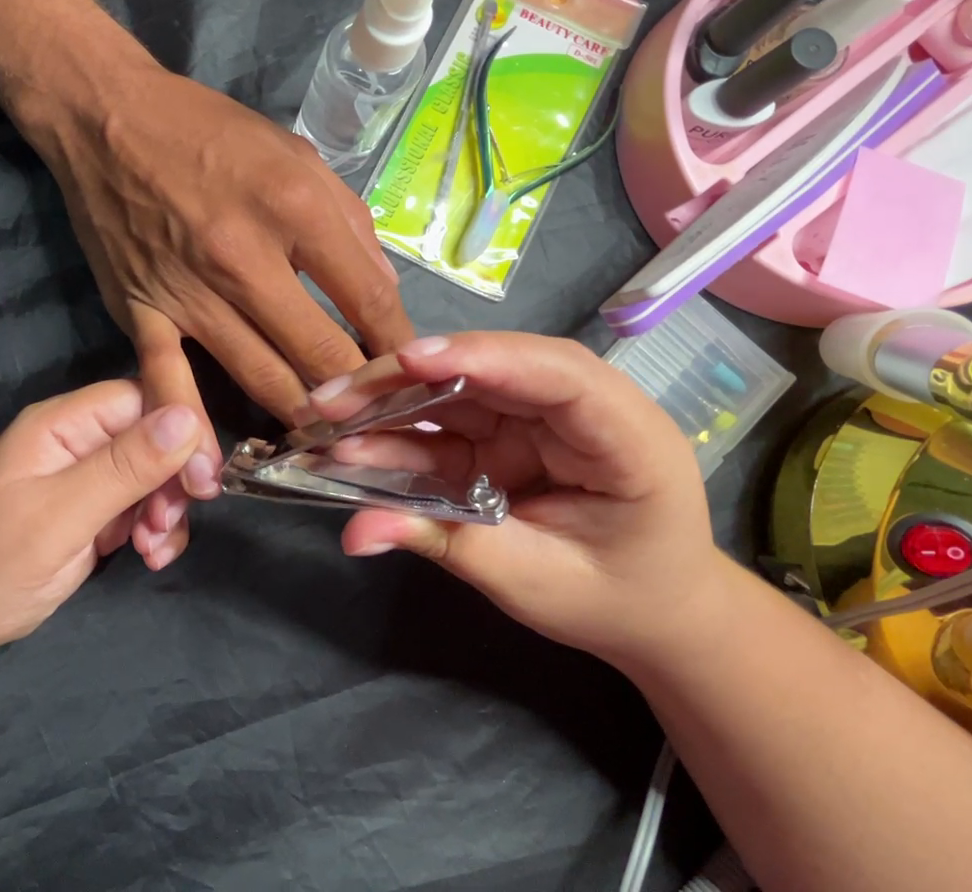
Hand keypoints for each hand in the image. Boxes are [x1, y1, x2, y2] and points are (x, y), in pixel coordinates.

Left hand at [0, 380, 200, 664]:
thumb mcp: (59, 516)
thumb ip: (123, 468)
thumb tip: (187, 417)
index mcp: (60, 424)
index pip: (139, 398)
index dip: (180, 429)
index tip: (203, 479)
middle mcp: (77, 441)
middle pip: (154, 436)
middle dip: (173, 478)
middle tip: (170, 520)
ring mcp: (87, 478)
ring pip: (155, 475)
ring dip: (167, 509)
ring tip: (152, 548)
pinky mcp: (95, 513)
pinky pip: (144, 507)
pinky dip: (157, 530)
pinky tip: (150, 557)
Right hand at [18, 60, 414, 568]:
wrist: (107, 119)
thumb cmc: (211, 131)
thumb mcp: (298, 155)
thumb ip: (349, 226)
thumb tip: (379, 295)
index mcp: (295, 209)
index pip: (369, 301)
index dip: (402, 351)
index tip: (419, 382)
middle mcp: (245, 261)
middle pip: (322, 356)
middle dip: (362, 401)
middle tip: (385, 429)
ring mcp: (189, 296)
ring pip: (262, 381)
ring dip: (303, 421)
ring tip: (331, 446)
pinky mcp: (143, 315)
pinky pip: (170, 385)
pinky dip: (192, 434)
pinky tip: (215, 477)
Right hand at [307, 333, 726, 663]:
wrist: (648, 613)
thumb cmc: (616, 598)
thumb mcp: (535, 581)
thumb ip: (450, 544)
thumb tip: (356, 531)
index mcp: (625, 439)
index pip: (560, 376)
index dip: (485, 358)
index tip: (411, 360)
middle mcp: (575, 412)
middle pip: (487, 372)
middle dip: (404, 381)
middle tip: (329, 401)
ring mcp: (532, 422)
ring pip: (453, 392)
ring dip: (387, 403)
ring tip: (322, 422)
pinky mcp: (500, 437)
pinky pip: (441, 427)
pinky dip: (395, 435)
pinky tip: (348, 446)